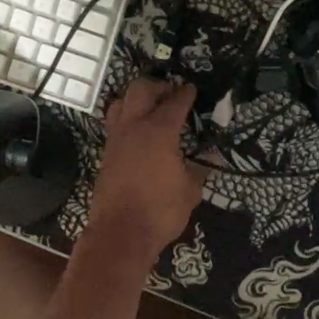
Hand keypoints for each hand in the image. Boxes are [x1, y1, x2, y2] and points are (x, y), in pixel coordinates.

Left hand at [87, 77, 207, 257]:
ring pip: (120, 102)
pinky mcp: (106, 154)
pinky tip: (137, 132)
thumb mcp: (190, 191)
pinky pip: (114, 124)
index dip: (186, 94)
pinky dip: (126, 118)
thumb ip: (200, 168)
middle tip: (171, 93)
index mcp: (159, 131)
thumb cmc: (160, 212)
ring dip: (135, 98)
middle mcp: (134, 127)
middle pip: (140, 89)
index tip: (193, 89)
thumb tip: (212, 156)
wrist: (120, 233)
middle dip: (157, 85)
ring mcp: (116, 139)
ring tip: (150, 107)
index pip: (175, 102)